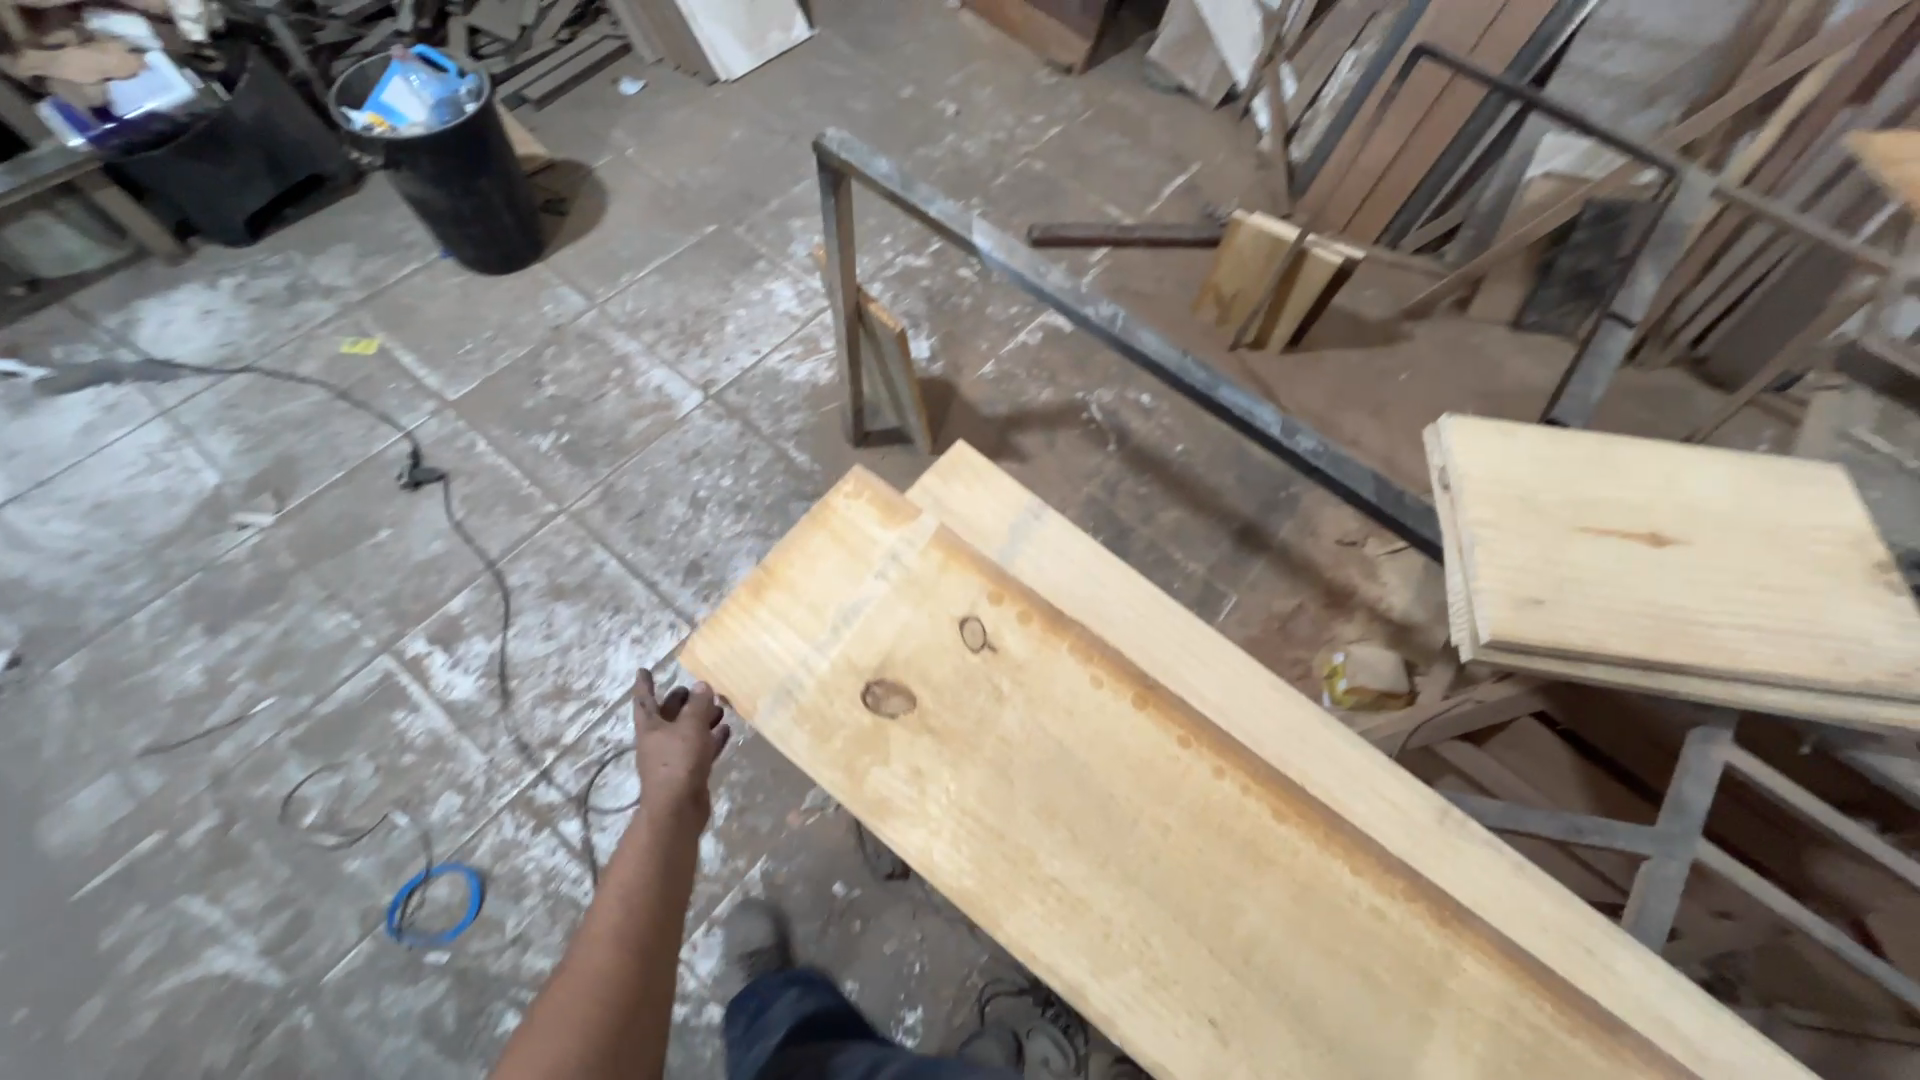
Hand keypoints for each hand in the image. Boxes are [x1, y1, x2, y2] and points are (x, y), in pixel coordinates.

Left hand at [633, 670, 730, 823]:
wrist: (677, 809)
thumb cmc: (678, 762)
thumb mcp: (690, 727)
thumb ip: (698, 705)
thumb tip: (701, 685)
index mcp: (650, 727)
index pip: (644, 700)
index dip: (644, 685)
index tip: (643, 670)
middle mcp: (658, 741)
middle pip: (668, 716)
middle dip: (680, 701)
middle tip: (694, 688)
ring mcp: (673, 758)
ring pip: (687, 732)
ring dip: (701, 719)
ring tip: (719, 707)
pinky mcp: (688, 772)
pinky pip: (701, 749)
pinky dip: (712, 739)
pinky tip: (726, 730)